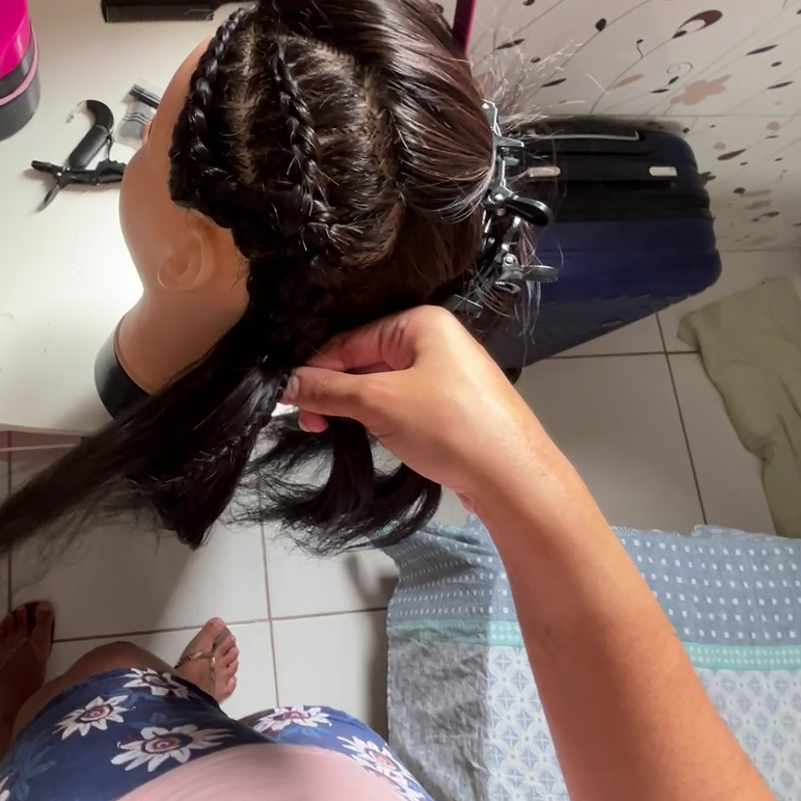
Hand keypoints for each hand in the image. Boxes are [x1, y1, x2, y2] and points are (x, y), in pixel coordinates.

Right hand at [281, 306, 555, 506]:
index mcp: (419, 322)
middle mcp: (433, 340)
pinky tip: (362, 434)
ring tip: (329, 432)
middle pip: (363, 359)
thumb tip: (285, 384)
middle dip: (333, 391)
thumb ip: (327, 390)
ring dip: (352, 406)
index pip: (349, 339)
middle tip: (310, 424)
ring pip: (380, 383)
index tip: (290, 401)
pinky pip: (400, 401)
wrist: (514, 479)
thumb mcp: (378, 402)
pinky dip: (377, 416)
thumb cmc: (449, 426)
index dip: (315, 369)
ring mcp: (444, 374)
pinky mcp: (450, 405)